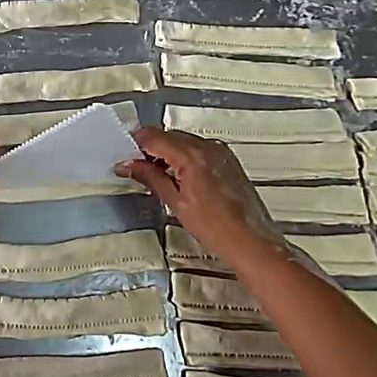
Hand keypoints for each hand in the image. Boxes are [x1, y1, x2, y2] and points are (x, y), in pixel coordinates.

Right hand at [116, 127, 284, 263]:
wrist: (249, 240)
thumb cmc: (219, 228)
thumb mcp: (176, 203)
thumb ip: (150, 177)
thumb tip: (130, 166)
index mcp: (193, 156)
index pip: (155, 137)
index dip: (137, 144)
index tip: (127, 155)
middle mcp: (209, 148)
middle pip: (169, 136)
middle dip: (150, 149)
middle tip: (136, 167)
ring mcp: (220, 151)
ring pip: (184, 140)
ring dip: (167, 152)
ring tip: (157, 175)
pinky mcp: (227, 158)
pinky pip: (199, 148)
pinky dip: (185, 156)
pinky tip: (179, 177)